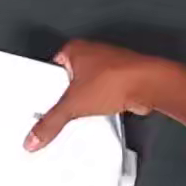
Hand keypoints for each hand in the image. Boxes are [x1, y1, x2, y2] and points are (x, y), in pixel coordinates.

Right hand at [25, 41, 172, 151]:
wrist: (150, 85)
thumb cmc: (118, 78)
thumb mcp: (73, 104)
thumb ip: (51, 122)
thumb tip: (35, 135)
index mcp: (74, 49)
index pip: (49, 69)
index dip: (44, 89)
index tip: (39, 105)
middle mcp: (91, 53)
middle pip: (68, 81)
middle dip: (65, 97)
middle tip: (58, 112)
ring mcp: (107, 66)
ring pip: (86, 88)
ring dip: (85, 102)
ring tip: (81, 113)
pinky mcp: (120, 80)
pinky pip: (102, 94)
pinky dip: (99, 104)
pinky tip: (98, 114)